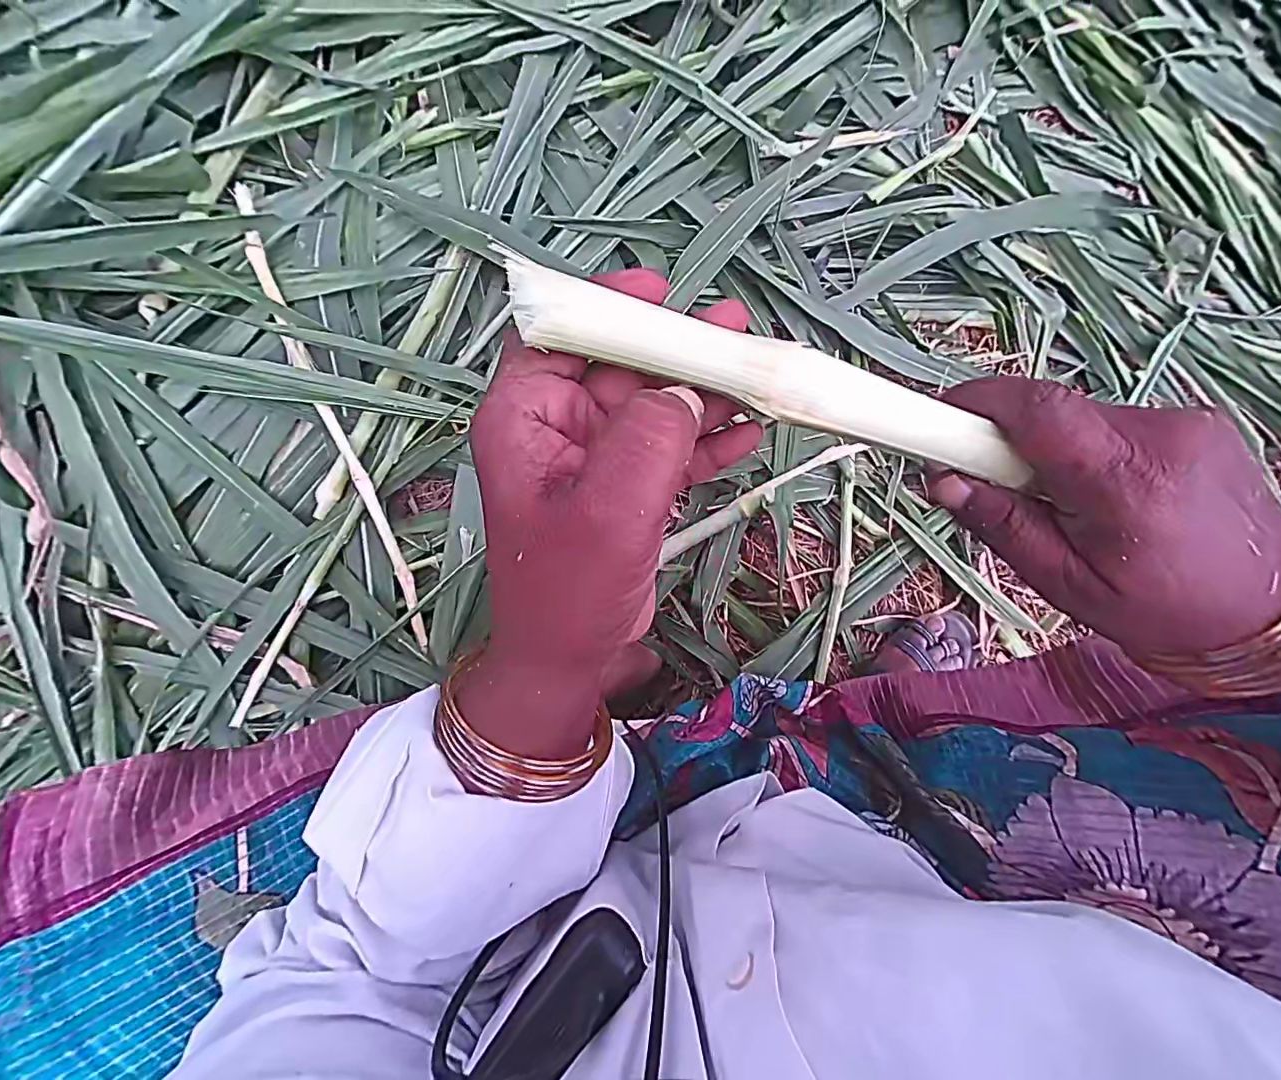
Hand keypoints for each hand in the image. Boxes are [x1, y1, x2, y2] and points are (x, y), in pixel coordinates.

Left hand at [456, 269, 762, 757]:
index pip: (558, 338)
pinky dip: (706, 440)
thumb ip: (648, 440)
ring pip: (651, 406)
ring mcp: (593, 459)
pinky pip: (668, 448)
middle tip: (732, 331)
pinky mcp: (624, 487)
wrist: (569, 657)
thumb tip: (684, 390)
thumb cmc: (568, 591)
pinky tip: (747, 431)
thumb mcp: (607, 512)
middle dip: (675, 351)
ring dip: (702, 393)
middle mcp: (554, 430)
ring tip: (757, 373)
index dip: (605, 307)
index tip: (658, 292)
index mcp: (523, 420)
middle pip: (619, 368)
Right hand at [927, 377, 1280, 656]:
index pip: (1039, 409)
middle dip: (1000, 439)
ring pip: (1074, 415)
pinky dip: (1076, 447)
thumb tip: (941, 483)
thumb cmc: (1161, 610)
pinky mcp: (1193, 419)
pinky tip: (1093, 492)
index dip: (976, 402)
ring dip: (1040, 447)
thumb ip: (1002, 527)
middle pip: (1049, 410)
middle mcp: (1163, 434)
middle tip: (985, 484)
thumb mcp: (1064, 584)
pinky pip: (1104, 421)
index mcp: (1127, 483)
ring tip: (1054, 501)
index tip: (933, 419)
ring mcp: (1186, 420)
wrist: (1279, 607)